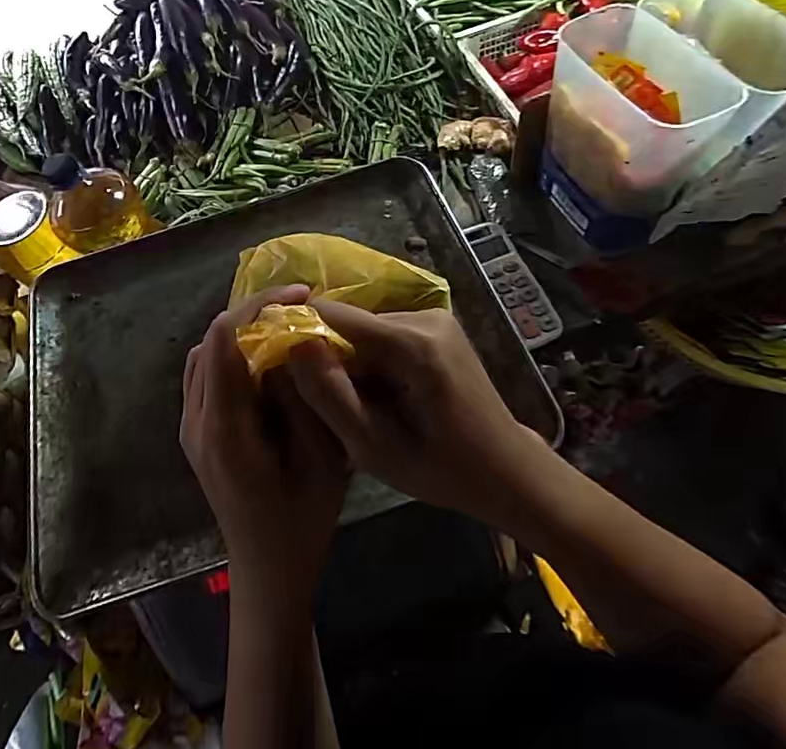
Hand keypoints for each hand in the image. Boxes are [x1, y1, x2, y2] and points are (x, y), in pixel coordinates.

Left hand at [181, 286, 349, 588]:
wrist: (269, 568)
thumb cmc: (302, 519)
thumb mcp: (319, 457)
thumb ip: (300, 396)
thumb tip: (291, 340)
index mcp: (222, 428)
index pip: (224, 340)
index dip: (260, 305)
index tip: (302, 297)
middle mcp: (195, 421)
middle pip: (212, 341)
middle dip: (255, 313)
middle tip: (302, 307)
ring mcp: (191, 426)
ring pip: (207, 354)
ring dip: (244, 332)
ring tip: (288, 326)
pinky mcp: (198, 431)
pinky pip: (208, 373)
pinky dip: (235, 353)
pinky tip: (269, 359)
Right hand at [286, 303, 548, 523]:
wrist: (506, 469)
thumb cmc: (443, 470)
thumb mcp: (375, 448)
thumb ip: (329, 395)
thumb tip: (291, 343)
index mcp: (413, 343)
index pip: (332, 314)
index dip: (298, 335)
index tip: (279, 370)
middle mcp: (425, 315)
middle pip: (349, 323)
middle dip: (330, 359)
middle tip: (328, 405)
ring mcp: (435, 316)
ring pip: (364, 329)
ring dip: (352, 363)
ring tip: (360, 406)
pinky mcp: (437, 324)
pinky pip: (384, 333)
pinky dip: (373, 361)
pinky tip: (382, 395)